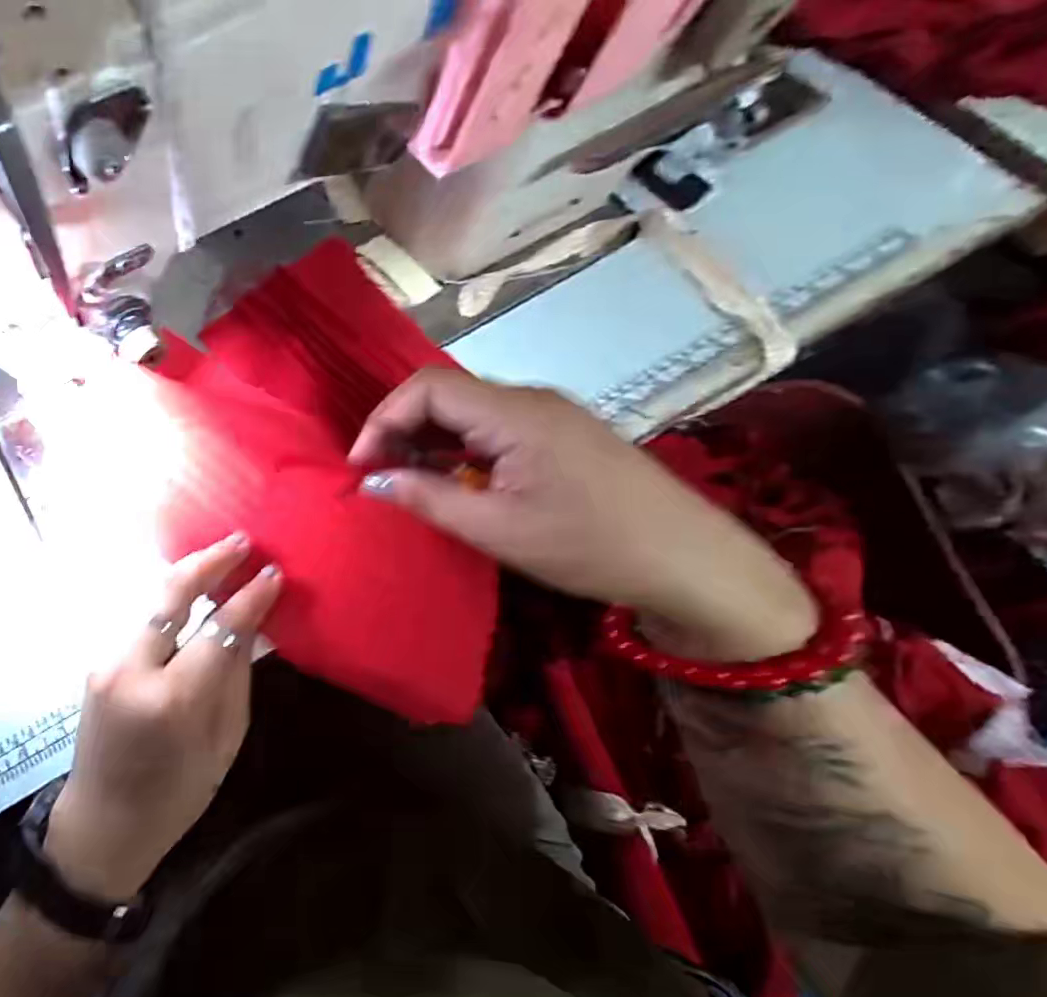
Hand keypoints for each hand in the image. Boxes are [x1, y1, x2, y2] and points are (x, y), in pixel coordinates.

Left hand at [44, 534, 282, 901]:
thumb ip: (235, 676)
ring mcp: (108, 663)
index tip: (273, 573)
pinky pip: (143, 623)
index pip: (218, 629)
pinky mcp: (98, 664)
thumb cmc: (176, 795)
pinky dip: (170, 605)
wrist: (102, 823)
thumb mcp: (223, 740)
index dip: (250, 597)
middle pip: (172, 594)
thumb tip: (251, 623)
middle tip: (241, 541)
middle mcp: (132, 669)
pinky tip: (193, 596)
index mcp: (172, 699)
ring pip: (154, 603)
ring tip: (222, 560)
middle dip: (210, 562)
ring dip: (188, 578)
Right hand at [350, 369, 814, 660]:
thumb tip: (372, 481)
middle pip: (447, 394)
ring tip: (410, 484)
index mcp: (514, 411)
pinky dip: (464, 450)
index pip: (427, 387)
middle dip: (402, 430)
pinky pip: (498, 429)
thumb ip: (430, 498)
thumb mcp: (497, 529)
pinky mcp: (564, 436)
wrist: (686, 559)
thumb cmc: (587, 545)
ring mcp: (552, 415)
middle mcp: (531, 399)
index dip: (383, 419)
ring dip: (432, 442)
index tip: (361, 466)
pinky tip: (458, 484)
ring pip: (472, 412)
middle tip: (379, 478)